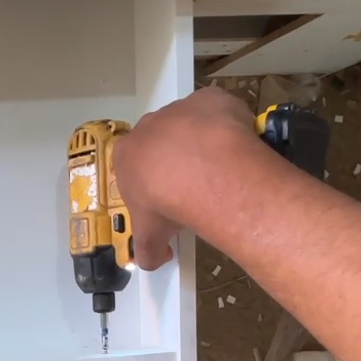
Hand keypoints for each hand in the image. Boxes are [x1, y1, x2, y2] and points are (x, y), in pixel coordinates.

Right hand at [112, 86, 276, 268]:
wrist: (201, 172)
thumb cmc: (165, 203)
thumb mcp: (150, 236)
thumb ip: (148, 251)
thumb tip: (154, 261)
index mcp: (125, 155)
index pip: (134, 166)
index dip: (151, 182)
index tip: (166, 197)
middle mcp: (148, 126)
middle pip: (160, 141)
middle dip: (175, 159)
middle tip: (194, 185)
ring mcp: (180, 109)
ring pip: (190, 124)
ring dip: (200, 142)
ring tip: (218, 169)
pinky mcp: (211, 99)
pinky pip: (219, 112)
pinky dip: (227, 125)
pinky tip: (235, 147)